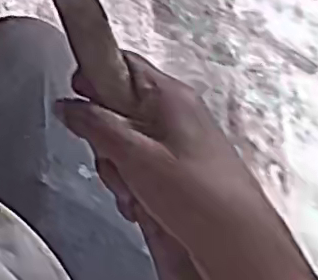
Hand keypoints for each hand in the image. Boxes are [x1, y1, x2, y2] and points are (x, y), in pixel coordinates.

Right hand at [58, 54, 315, 279]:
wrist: (250, 263)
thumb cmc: (205, 204)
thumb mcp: (132, 153)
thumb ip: (90, 121)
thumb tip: (66, 106)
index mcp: (170, 95)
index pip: (115, 59)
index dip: (90, 75)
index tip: (78, 95)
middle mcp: (176, 114)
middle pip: (111, 102)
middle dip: (100, 132)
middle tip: (109, 152)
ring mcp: (179, 144)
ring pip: (120, 136)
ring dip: (114, 162)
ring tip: (131, 186)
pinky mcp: (180, 173)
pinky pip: (136, 162)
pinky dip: (130, 181)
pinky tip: (141, 201)